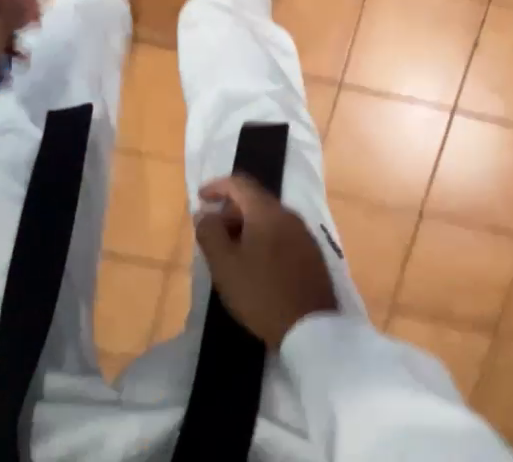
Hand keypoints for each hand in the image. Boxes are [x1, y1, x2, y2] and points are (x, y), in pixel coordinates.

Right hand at [194, 175, 339, 346]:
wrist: (310, 329)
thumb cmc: (260, 293)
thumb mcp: (224, 265)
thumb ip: (210, 233)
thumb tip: (204, 213)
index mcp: (267, 212)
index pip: (240, 183)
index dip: (217, 186)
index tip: (200, 199)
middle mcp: (289, 215)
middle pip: (255, 200)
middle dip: (230, 211)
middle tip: (213, 234)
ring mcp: (304, 234)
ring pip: (269, 219)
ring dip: (247, 227)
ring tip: (231, 253)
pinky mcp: (312, 254)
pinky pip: (282, 235)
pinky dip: (263, 239)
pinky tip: (256, 265)